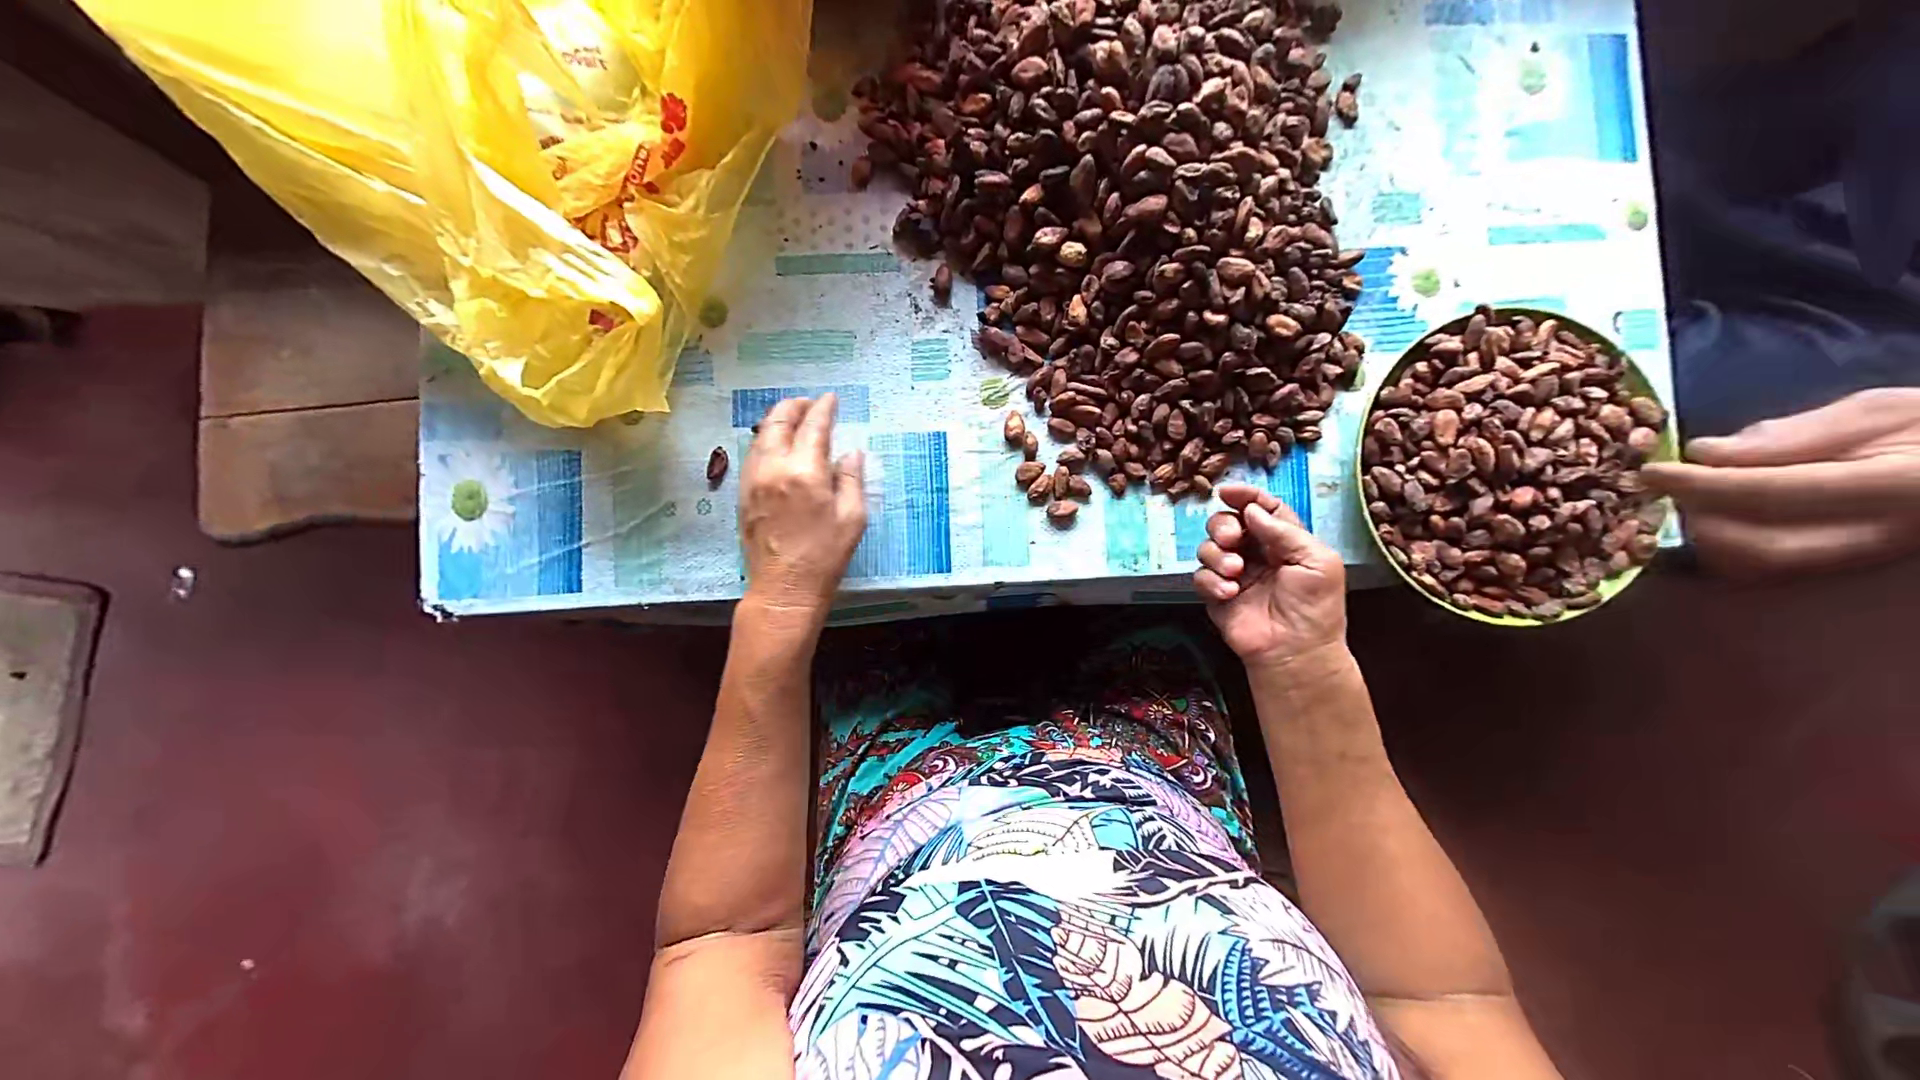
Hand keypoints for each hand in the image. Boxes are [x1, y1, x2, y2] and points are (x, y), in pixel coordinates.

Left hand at [739, 394, 867, 614]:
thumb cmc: (825, 556)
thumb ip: (851, 478)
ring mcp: (753, 480)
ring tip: (793, 419)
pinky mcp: (743, 494)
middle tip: (810, 403)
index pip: (814, 426)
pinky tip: (776, 446)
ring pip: (761, 435)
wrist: (784, 588)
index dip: (824, 409)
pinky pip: (752, 454)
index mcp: (804, 471)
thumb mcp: (853, 517)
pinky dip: (765, 440)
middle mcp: (773, 468)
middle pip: (779, 421)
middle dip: (795, 406)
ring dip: (777, 420)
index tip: (831, 399)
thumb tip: (851, 452)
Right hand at [1193, 484, 1347, 672]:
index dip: (1246, 497)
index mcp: (1284, 541)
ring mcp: (1233, 573)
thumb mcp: (1316, 560)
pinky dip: (1211, 581)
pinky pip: (1200, 576)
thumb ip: (1284, 531)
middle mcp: (1256, 553)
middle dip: (1224, 526)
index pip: (1262, 509)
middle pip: (1227, 523)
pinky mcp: (1215, 594)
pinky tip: (1229, 593)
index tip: (1228, 492)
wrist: (1295, 651)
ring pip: (1208, 547)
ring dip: (1218, 555)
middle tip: (1232, 540)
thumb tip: (1251, 510)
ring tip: (1235, 574)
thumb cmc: (1315, 607)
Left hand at [1642, 388, 1919, 578]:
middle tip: (1674, 483)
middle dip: (1700, 516)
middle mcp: (1880, 536)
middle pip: (1754, 546)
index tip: (1651, 471)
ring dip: (1704, 533)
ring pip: (1750, 566)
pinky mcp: (1840, 571)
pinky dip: (1721, 545)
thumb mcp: (1885, 410)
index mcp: (1901, 487)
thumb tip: (1705, 451)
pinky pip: (1762, 569)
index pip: (1773, 493)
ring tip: (1697, 495)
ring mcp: (1860, 562)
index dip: (1701, 484)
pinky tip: (1712, 514)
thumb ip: (1795, 433)